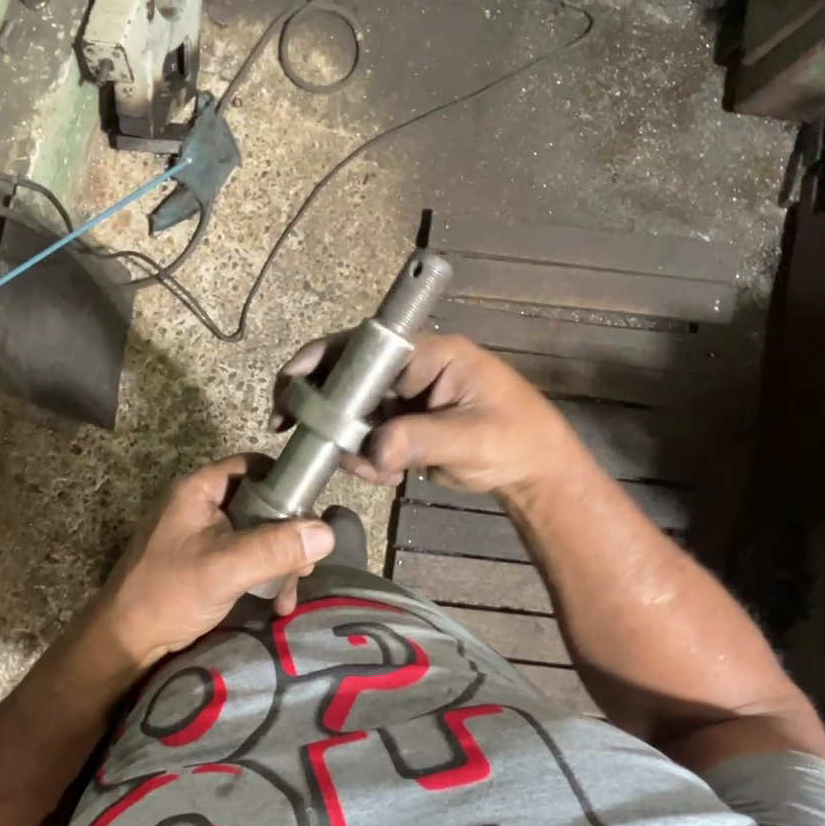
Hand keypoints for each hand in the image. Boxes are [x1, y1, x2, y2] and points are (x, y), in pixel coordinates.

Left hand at [92, 455, 335, 664]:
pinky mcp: (204, 563)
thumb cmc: (168, 593)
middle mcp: (201, 505)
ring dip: (279, 563)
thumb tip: (327, 533)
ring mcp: (202, 535)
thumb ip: (275, 548)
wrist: (126, 639)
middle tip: (303, 569)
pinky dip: (263, 576)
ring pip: (257, 535)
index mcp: (199, 490)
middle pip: (262, 504)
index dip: (286, 485)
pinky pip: (245, 558)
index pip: (254, 467)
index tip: (311, 517)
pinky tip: (275, 603)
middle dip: (288, 537)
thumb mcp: (225, 567)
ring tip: (288, 594)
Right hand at [276, 333, 580, 496]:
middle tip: (293, 434)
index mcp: (431, 355)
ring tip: (377, 472)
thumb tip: (373, 450)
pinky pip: (365, 437)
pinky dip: (364, 459)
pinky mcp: (400, 424)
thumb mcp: (472, 439)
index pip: (364, 348)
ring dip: (349, 445)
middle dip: (324, 410)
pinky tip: (389, 477)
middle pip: (346, 378)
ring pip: (351, 414)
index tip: (291, 392)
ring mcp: (403, 398)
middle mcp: (410, 370)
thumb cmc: (516, 442)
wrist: (533, 473)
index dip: (321, 363)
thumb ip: (421, 439)